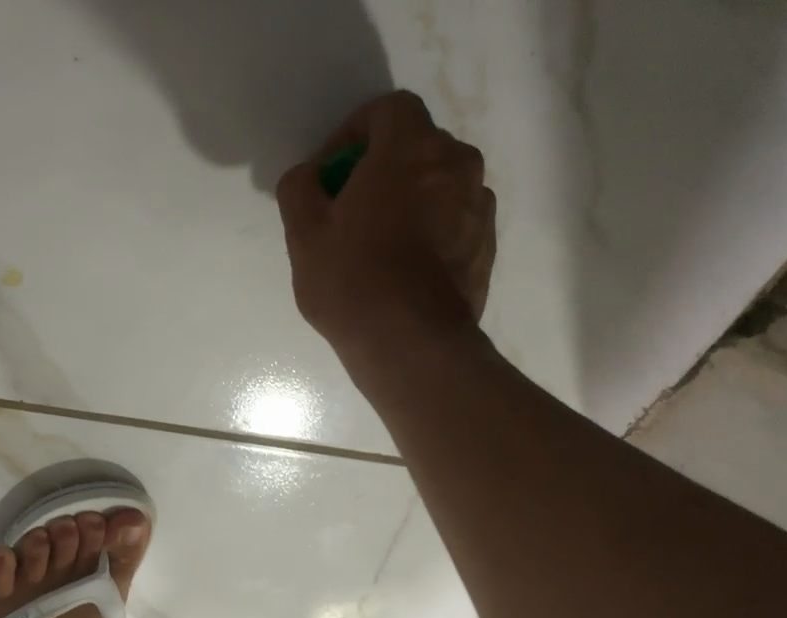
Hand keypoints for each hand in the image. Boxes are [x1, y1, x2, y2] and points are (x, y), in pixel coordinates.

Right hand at [276, 91, 496, 354]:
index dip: (354, 131)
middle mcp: (457, 163)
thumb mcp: (303, 232)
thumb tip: (308, 175)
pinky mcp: (487, 241)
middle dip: (380, 167)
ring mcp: (479, 203)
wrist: (409, 339)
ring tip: (375, 243)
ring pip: (437, 183)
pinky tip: (400, 267)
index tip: (330, 172)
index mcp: (411, 149)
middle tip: (347, 209)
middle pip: (416, 146)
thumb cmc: (350, 278)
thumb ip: (300, 188)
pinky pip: (452, 218)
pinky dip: (428, 228)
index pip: (388, 109)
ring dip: (407, 198)